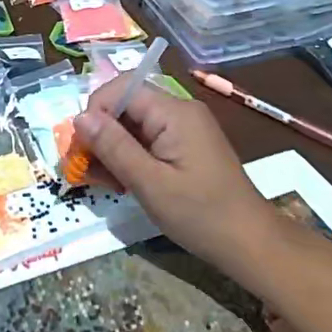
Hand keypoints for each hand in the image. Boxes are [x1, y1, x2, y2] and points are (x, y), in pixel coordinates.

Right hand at [73, 80, 275, 267]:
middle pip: (126, 105)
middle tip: (88, 170)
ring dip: (112, 147)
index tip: (84, 147)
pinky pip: (148, 138)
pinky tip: (122, 182)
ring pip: (134, 123)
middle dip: (101, 133)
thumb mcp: (150, 183)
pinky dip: (130, 155)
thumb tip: (80, 116)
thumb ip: (114, 146)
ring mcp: (184, 127)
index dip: (96, 111)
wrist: (251, 243)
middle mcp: (180, 110)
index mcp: (174, 112)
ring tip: (103, 181)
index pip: (122, 88)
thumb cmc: (201, 215)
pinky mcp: (185, 145)